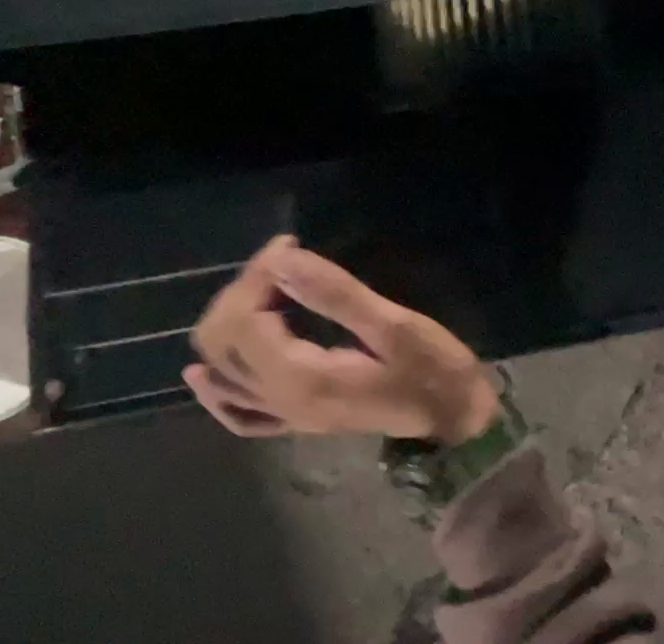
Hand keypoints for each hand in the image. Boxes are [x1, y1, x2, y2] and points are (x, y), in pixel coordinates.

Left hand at [185, 236, 497, 444]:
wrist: (458, 417)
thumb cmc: (434, 370)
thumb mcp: (396, 327)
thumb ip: (337, 295)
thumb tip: (284, 260)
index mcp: (298, 377)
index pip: (245, 320)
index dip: (257, 276)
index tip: (290, 243)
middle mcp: (278, 400)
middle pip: (222, 343)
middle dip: (242, 293)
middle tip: (283, 261)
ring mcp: (284, 415)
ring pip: (222, 371)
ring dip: (230, 324)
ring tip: (264, 290)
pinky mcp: (298, 420)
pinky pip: (237, 411)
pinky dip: (216, 388)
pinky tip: (205, 372)